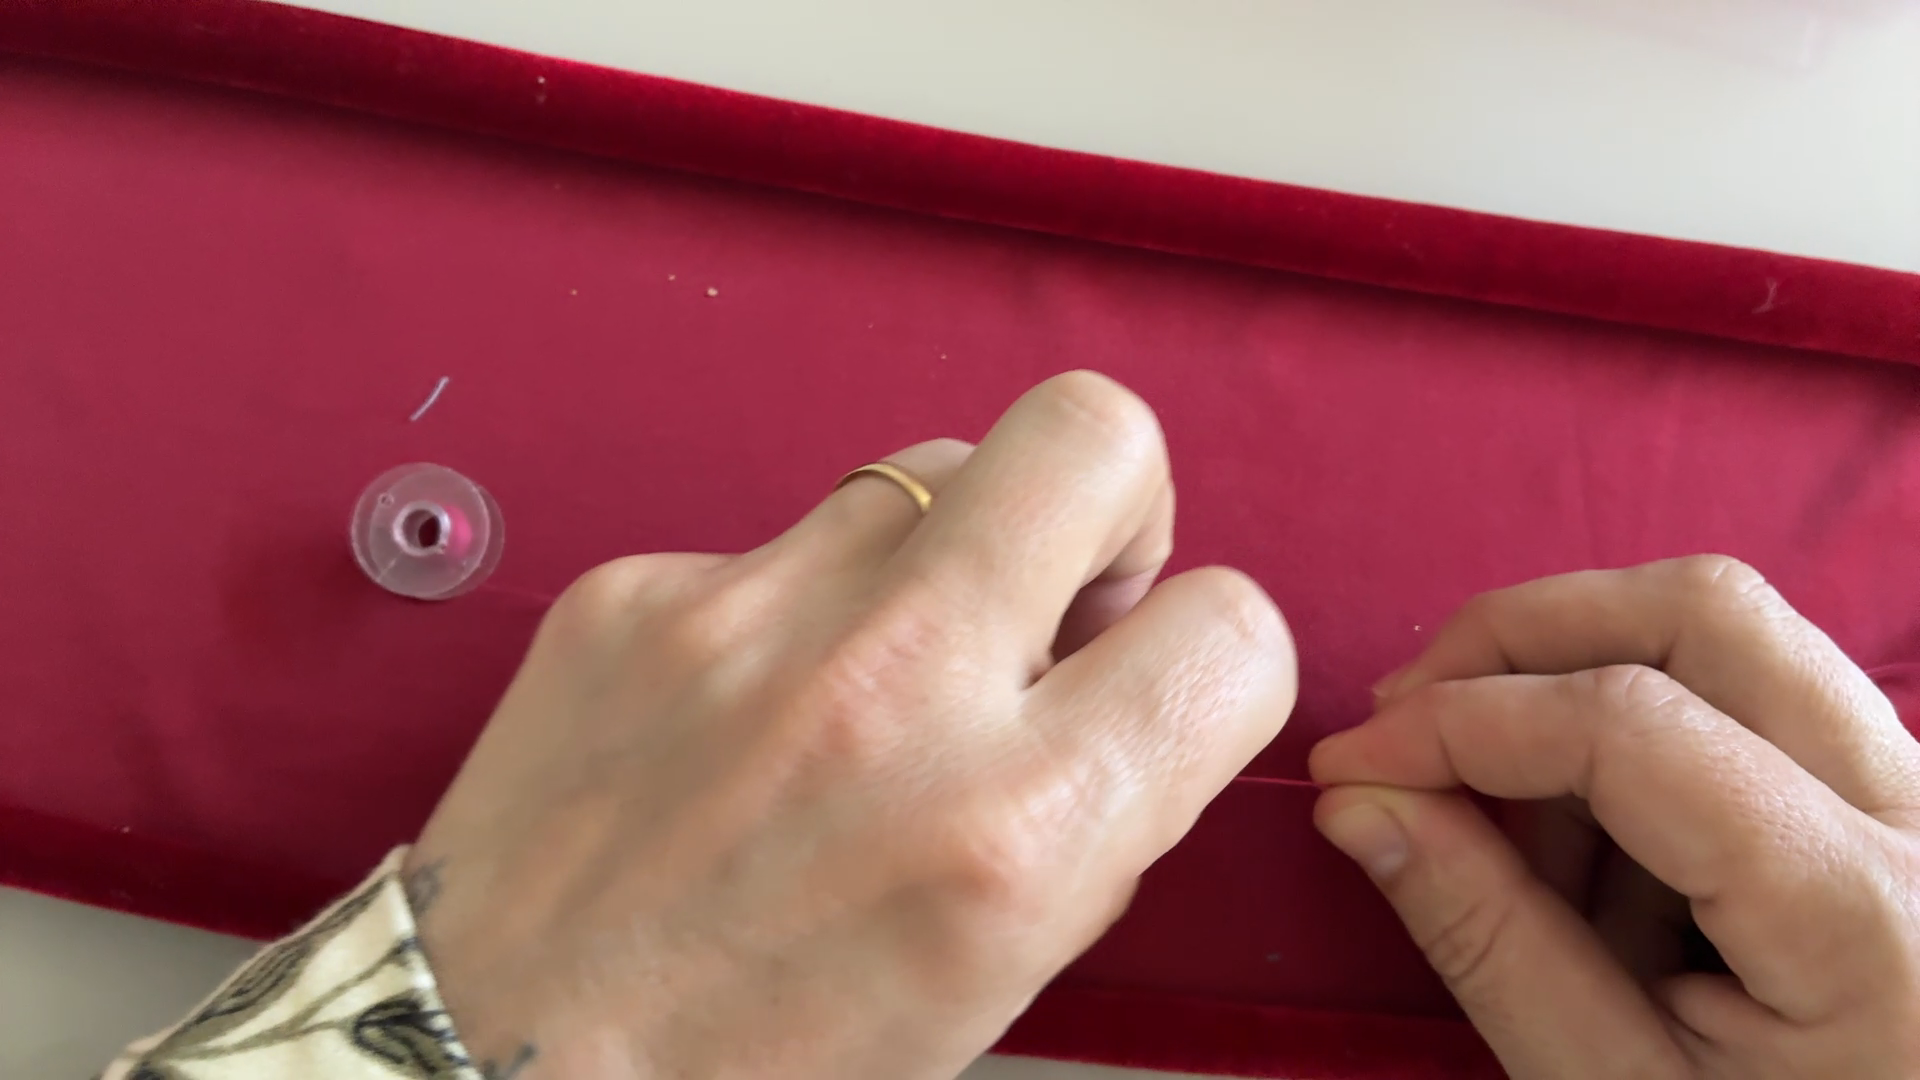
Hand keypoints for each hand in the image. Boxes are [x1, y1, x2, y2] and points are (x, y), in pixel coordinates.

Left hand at [403, 373, 1297, 1078]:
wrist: (498, 1069)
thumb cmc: (770, 1053)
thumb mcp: (998, 964)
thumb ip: (1092, 794)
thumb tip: (1113, 659)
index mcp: (1013, 832)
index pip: (1229, 632)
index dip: (1215, 644)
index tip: (1150, 665)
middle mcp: (890, 691)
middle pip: (1090, 433)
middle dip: (1112, 489)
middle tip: (1059, 573)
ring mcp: (751, 616)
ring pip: (937, 463)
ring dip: (953, 540)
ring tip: (893, 644)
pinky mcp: (644, 586)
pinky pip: (800, 526)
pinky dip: (819, 586)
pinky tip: (764, 682)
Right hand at [1310, 556, 1919, 1078]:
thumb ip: (1479, 934)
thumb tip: (1350, 801)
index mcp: (1881, 920)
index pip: (1621, 728)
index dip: (1450, 722)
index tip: (1345, 764)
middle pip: (1698, 612)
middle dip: (1513, 633)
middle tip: (1412, 704)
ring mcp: (1917, 796)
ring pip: (1707, 628)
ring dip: (1548, 672)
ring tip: (1482, 788)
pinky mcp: (1875, 798)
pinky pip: (1712, 690)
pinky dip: (1591, 723)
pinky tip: (1562, 834)